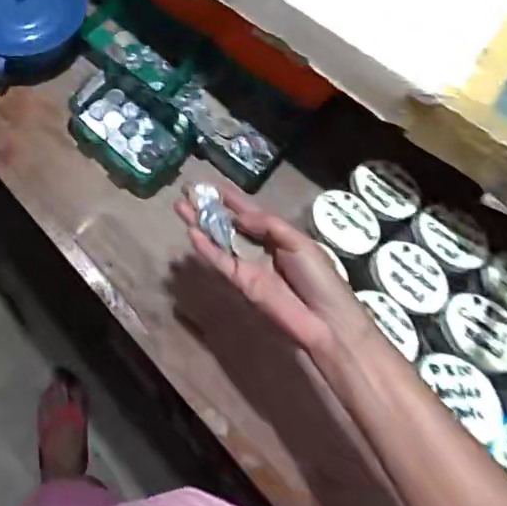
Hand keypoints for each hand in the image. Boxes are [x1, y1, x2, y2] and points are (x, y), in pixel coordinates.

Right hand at [173, 186, 373, 357]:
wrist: (328, 321)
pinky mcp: (239, 281)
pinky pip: (218, 260)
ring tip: (179, 206)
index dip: (228, 197)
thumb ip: (268, 225)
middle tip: (185, 191)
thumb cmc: (321, 279)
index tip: (207, 184)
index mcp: (276, 234)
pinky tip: (191, 232)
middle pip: (226, 222)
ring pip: (216, 238)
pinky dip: (204, 247)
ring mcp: (246, 263)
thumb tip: (236, 217)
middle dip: (206, 207)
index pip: (247, 211)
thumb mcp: (300, 243)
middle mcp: (257, 246)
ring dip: (199, 222)